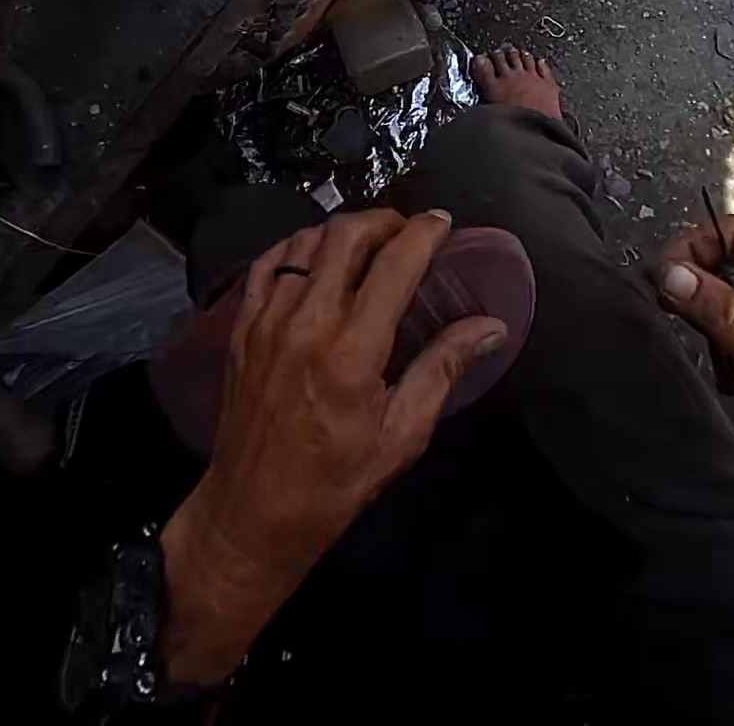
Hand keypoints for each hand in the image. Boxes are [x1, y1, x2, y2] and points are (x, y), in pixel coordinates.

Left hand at [160, 209, 506, 684]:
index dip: (424, 233)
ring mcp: (267, 319)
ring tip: (368, 243)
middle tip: (408, 231)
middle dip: (384, 221)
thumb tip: (492, 326)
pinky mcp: (242, 326)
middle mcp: (307, 321)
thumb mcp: (403, 435)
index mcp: (352, 349)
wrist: (252, 513)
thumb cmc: (336, 481)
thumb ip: (445, 367)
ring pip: (306, 241)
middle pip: (346, 236)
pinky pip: (267, 263)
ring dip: (343, 230)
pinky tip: (316, 254)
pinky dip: (297, 245)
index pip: (395, 265)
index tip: (443, 222)